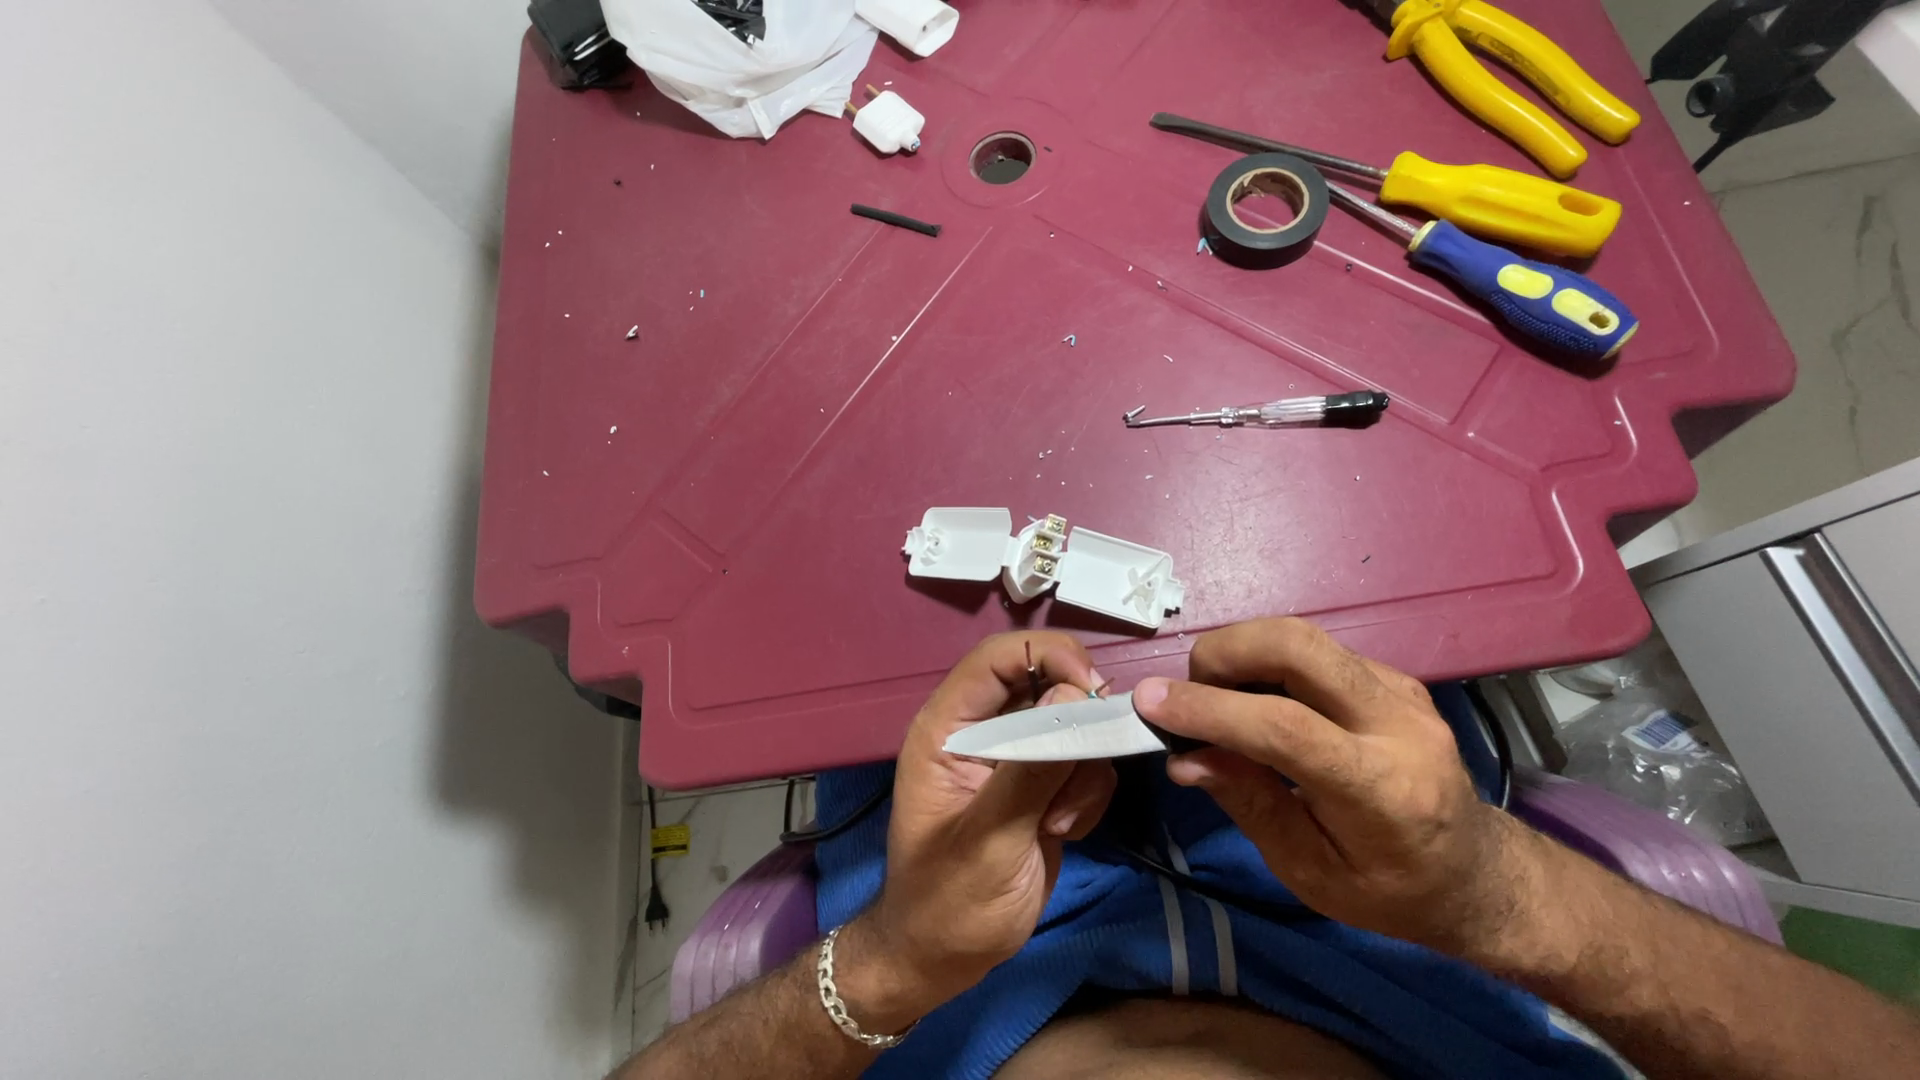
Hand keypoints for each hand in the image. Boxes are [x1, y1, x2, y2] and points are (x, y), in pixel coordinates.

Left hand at [866, 632, 1118, 1013]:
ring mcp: (1014, 759)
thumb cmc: (947, 901)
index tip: (1090, 689)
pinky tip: (1060, 833)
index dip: (1047, 656)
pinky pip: (1084, 765)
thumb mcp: (988, 838)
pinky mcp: (1042, 787)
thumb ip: (1031, 768)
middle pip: (1045, 683)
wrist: (944, 957)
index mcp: (948, 727)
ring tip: (1057, 823)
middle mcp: (981, 732)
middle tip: (1090, 756)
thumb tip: (1075, 697)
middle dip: (1077, 719)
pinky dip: (1087, 796)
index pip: (997, 658)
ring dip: (1081, 771)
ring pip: (1074, 726)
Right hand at [1132, 617, 1526, 952]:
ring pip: (1304, 636)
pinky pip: (1316, 651)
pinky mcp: (1394, 679)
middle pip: (1298, 645)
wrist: (1479, 876)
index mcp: (1382, 791)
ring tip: (1217, 697)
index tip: (1148, 701)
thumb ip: (1248, 804)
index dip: (1210, 709)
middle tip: (1189, 691)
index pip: (1285, 727)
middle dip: (1225, 652)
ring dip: (1242, 652)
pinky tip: (1259, 703)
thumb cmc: (1390, 891)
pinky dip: (1268, 664)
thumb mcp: (1309, 872)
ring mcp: (1401, 692)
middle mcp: (1399, 725)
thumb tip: (1184, 758)